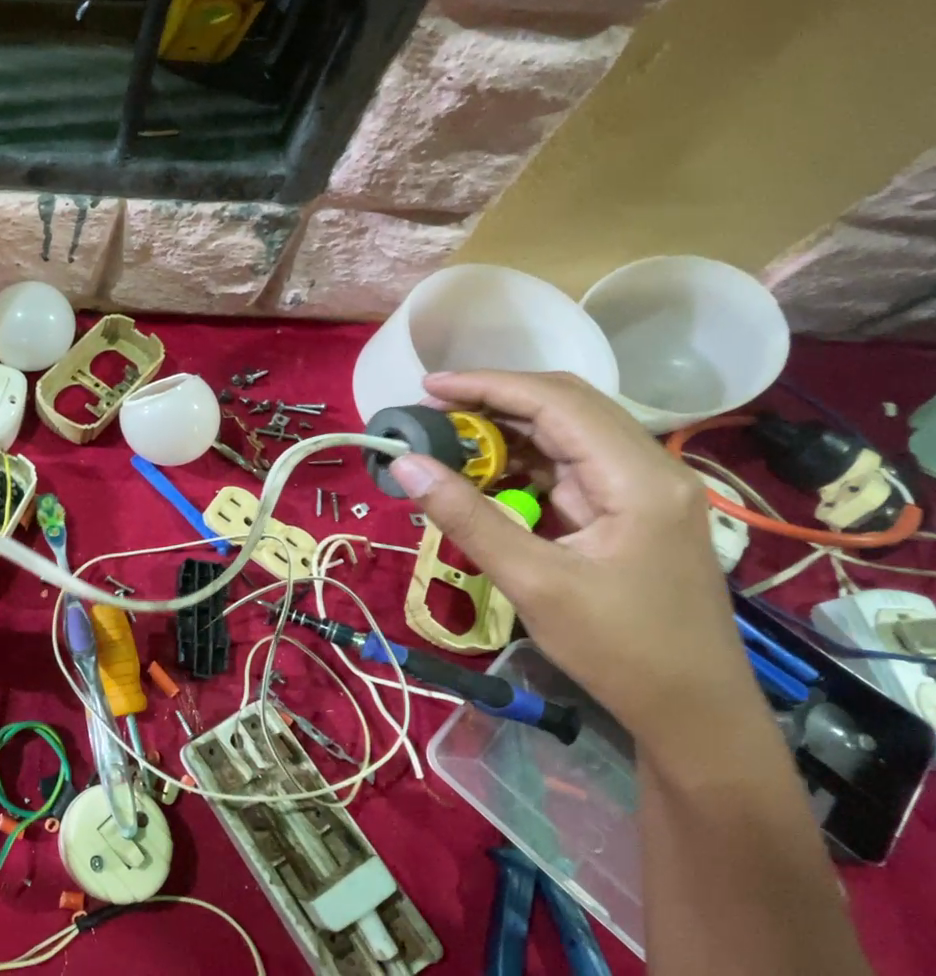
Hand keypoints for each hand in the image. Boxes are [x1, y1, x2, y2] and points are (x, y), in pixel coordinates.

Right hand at [384, 371, 757, 755]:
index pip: (557, 402)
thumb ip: (466, 517)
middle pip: (566, 406)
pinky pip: (567, 468)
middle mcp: (648, 469)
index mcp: (638, 478)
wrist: (692, 710)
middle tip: (427, 411)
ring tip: (442, 440)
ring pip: (565, 434)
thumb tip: (403, 463)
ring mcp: (641, 490)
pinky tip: (481, 476)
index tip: (425, 387)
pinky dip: (519, 464)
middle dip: (493, 400)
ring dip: (504, 431)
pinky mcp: (628, 511)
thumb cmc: (618, 648)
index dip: (487, 386)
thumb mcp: (532, 582)